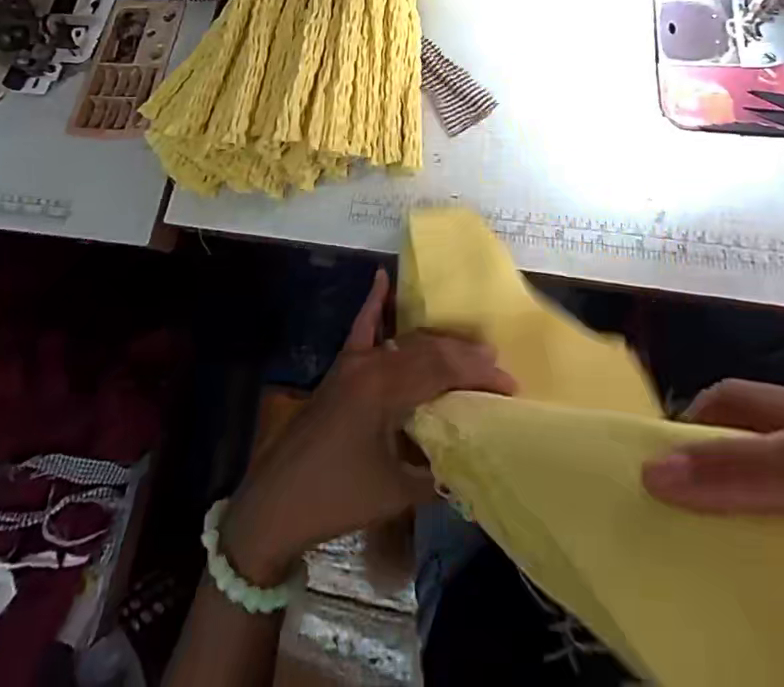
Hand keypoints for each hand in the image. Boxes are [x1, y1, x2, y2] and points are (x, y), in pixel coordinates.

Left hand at [219, 269, 516, 586]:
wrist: (273, 505)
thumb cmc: (336, 498)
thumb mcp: (396, 493)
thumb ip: (437, 473)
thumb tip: (467, 461)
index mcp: (385, 390)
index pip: (445, 370)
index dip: (481, 375)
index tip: (511, 387)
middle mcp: (370, 366)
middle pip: (429, 350)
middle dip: (466, 356)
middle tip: (497, 368)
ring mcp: (351, 365)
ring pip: (404, 341)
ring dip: (438, 342)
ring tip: (469, 349)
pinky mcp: (338, 371)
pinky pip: (360, 329)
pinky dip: (372, 304)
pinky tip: (381, 278)